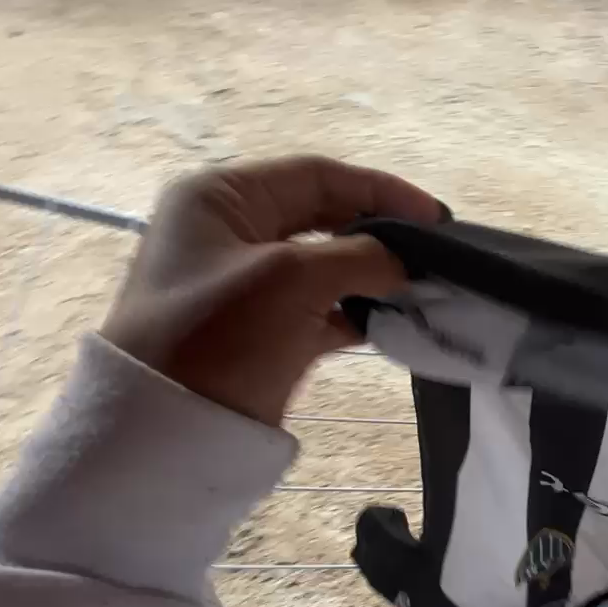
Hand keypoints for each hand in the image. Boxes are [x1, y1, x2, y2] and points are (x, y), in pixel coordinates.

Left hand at [101, 155, 443, 426]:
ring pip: (327, 268)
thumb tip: (405, 263)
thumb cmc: (221, 336)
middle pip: (324, 219)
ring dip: (373, 277)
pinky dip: (358, 314)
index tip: (436, 217)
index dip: (380, 190)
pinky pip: (322, 310)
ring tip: (422, 288)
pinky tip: (394, 322)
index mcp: (223, 198)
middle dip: (380, 235)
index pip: (316, 177)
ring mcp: (249, 286)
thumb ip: (359, 258)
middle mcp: (233, 233)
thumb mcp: (292, 280)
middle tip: (433, 254)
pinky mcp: (266, 331)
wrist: (171, 429)